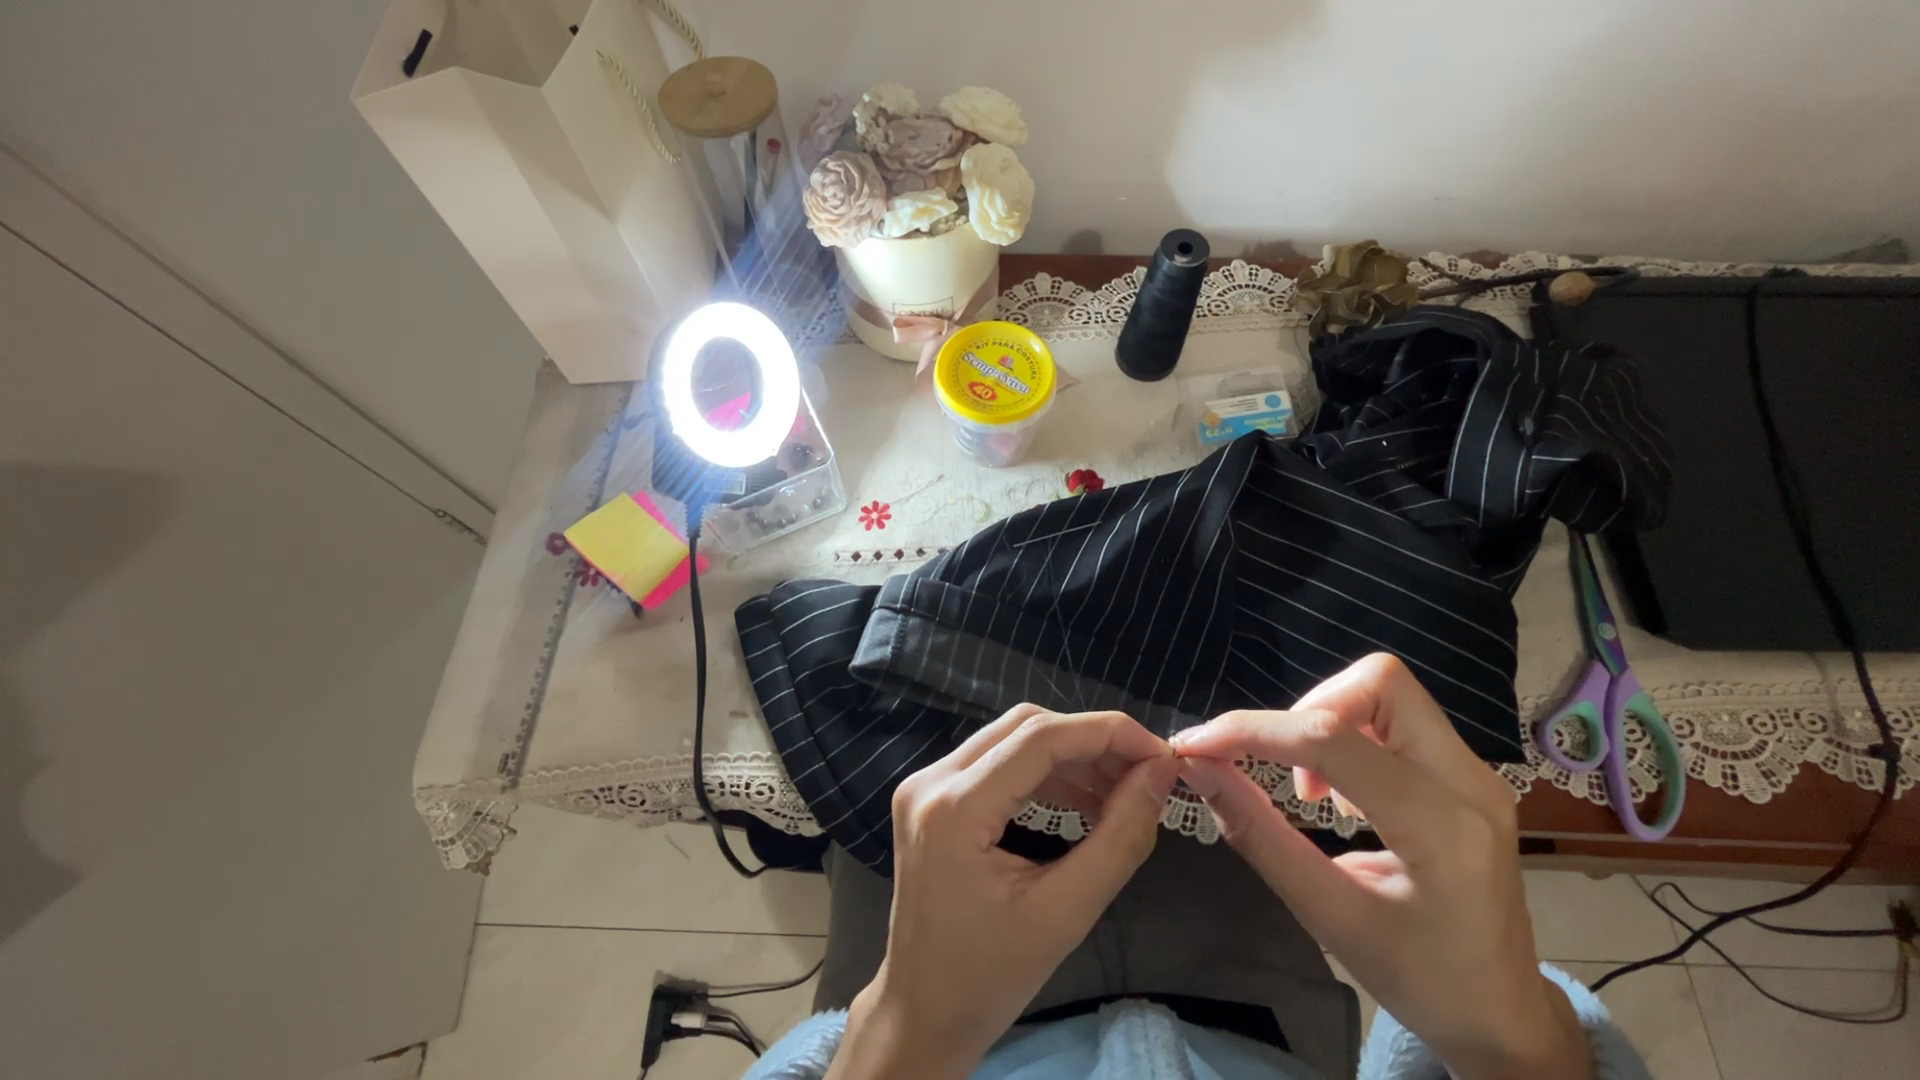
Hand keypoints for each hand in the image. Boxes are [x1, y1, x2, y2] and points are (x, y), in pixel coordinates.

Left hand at [829, 705, 1179, 1078]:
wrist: (924, 1011)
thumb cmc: (991, 974)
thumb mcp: (1066, 912)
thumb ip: (1120, 837)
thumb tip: (1160, 773)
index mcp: (954, 808)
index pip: (1040, 738)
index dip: (1107, 733)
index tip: (1161, 753)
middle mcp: (931, 781)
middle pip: (1024, 727)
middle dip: (1091, 741)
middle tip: (1145, 772)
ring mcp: (925, 786)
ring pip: (1011, 738)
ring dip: (1070, 756)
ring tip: (1123, 789)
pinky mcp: (932, 798)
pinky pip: (996, 762)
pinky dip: (1043, 772)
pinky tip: (1083, 799)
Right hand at [1170, 655, 1591, 1079]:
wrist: (1502, 1013)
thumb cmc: (1417, 978)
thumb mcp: (1327, 915)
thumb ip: (1258, 835)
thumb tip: (1200, 771)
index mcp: (1442, 828)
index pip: (1332, 740)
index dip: (1252, 732)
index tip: (1198, 745)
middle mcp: (1470, 782)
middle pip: (1378, 682)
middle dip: (1307, 709)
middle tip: (1282, 771)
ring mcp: (1477, 773)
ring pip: (1388, 692)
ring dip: (1329, 722)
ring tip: (1314, 793)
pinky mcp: (1468, 774)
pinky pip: (1398, 719)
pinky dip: (1351, 737)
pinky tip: (1344, 796)